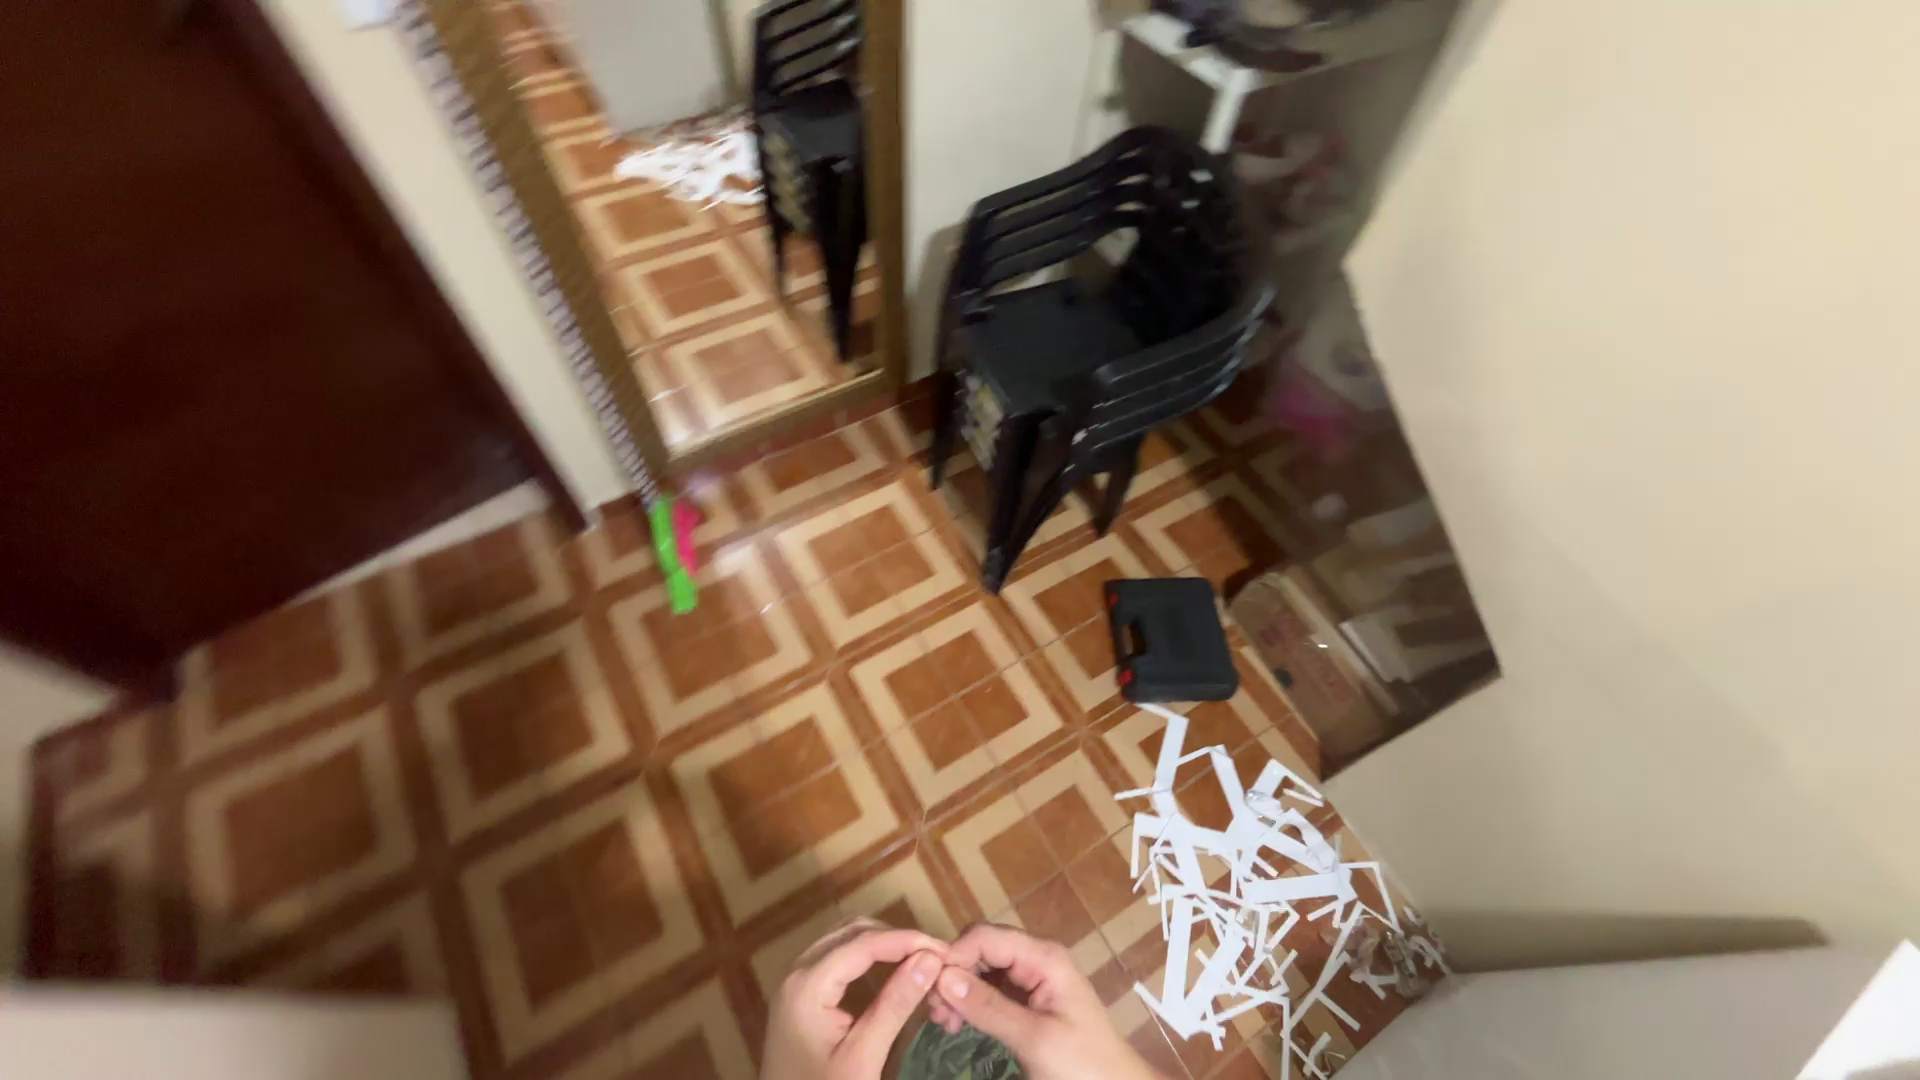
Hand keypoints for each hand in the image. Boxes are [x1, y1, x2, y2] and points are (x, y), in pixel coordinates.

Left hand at [763, 917, 948, 1079]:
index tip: (944, 950)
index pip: (864, 943)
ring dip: (882, 943)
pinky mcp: (801, 992)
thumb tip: (930, 959)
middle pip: (854, 931)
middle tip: (934, 957)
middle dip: (896, 938)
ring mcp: (797, 980)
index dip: (907, 940)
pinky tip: (890, 969)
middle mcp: (798, 971)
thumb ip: (895, 1004)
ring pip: (846, 938)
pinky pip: (838, 954)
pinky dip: (867, 955)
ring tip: (918, 960)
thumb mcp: (863, 1057)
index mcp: (808, 984)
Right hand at [928, 924, 1165, 1079]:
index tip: (927, 987)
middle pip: (983, 947)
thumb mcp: (1034, 1040)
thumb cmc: (1083, 1066)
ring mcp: (1035, 977)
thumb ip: (989, 1007)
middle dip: (955, 971)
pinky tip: (958, 1022)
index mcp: (1043, 957)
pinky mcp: (1031, 999)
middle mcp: (1037, 958)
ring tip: (942, 1021)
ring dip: (960, 988)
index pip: (986, 937)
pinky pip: (993, 987)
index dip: (954, 955)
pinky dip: (973, 1000)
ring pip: (985, 967)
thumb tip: (943, 977)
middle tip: (933, 1010)